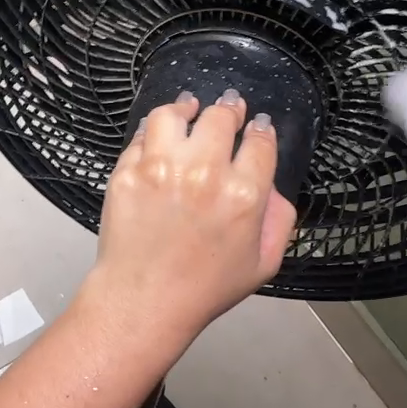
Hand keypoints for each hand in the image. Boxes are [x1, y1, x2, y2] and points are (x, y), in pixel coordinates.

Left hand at [83, 89, 297, 345]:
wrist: (143, 300)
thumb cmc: (206, 287)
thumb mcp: (264, 262)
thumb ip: (280, 218)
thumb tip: (271, 183)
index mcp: (242, 194)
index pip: (259, 141)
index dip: (261, 129)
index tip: (258, 125)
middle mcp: (203, 172)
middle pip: (220, 118)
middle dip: (229, 109)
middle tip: (229, 108)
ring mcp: (159, 168)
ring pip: (173, 115)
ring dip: (186, 108)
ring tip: (190, 108)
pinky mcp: (127, 171)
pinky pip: (141, 136)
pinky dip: (153, 132)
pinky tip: (160, 135)